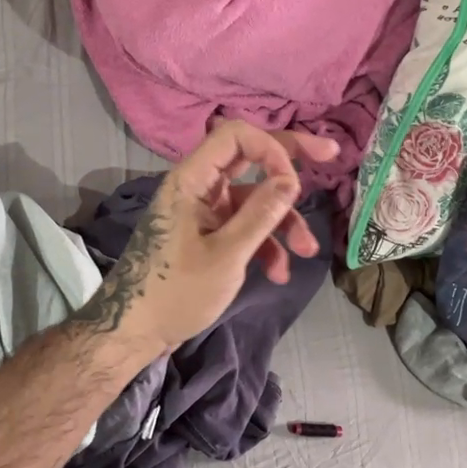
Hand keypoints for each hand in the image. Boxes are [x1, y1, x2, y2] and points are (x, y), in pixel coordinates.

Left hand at [64, 120, 338, 351]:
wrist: (135, 331)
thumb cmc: (175, 291)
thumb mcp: (226, 255)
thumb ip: (260, 215)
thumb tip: (292, 180)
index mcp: (191, 180)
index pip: (235, 136)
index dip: (271, 147)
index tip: (296, 179)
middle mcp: (197, 187)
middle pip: (248, 159)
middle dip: (288, 164)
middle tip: (331, 155)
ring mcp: (202, 211)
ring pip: (252, 201)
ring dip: (282, 222)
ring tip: (307, 252)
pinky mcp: (207, 234)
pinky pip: (243, 227)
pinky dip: (264, 245)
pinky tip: (278, 274)